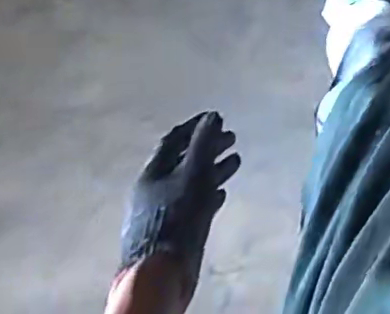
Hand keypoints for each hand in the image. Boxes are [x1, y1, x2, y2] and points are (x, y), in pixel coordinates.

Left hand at [116, 112, 240, 306]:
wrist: (162, 274)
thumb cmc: (176, 217)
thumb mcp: (193, 174)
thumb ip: (203, 143)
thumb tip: (213, 115)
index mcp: (153, 171)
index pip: (175, 138)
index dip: (196, 125)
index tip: (217, 117)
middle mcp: (155, 187)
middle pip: (184, 158)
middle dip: (208, 146)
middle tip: (232, 138)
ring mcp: (162, 210)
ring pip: (190, 181)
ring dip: (212, 169)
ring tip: (236, 161)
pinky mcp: (172, 231)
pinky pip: (192, 203)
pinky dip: (208, 193)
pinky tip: (222, 194)